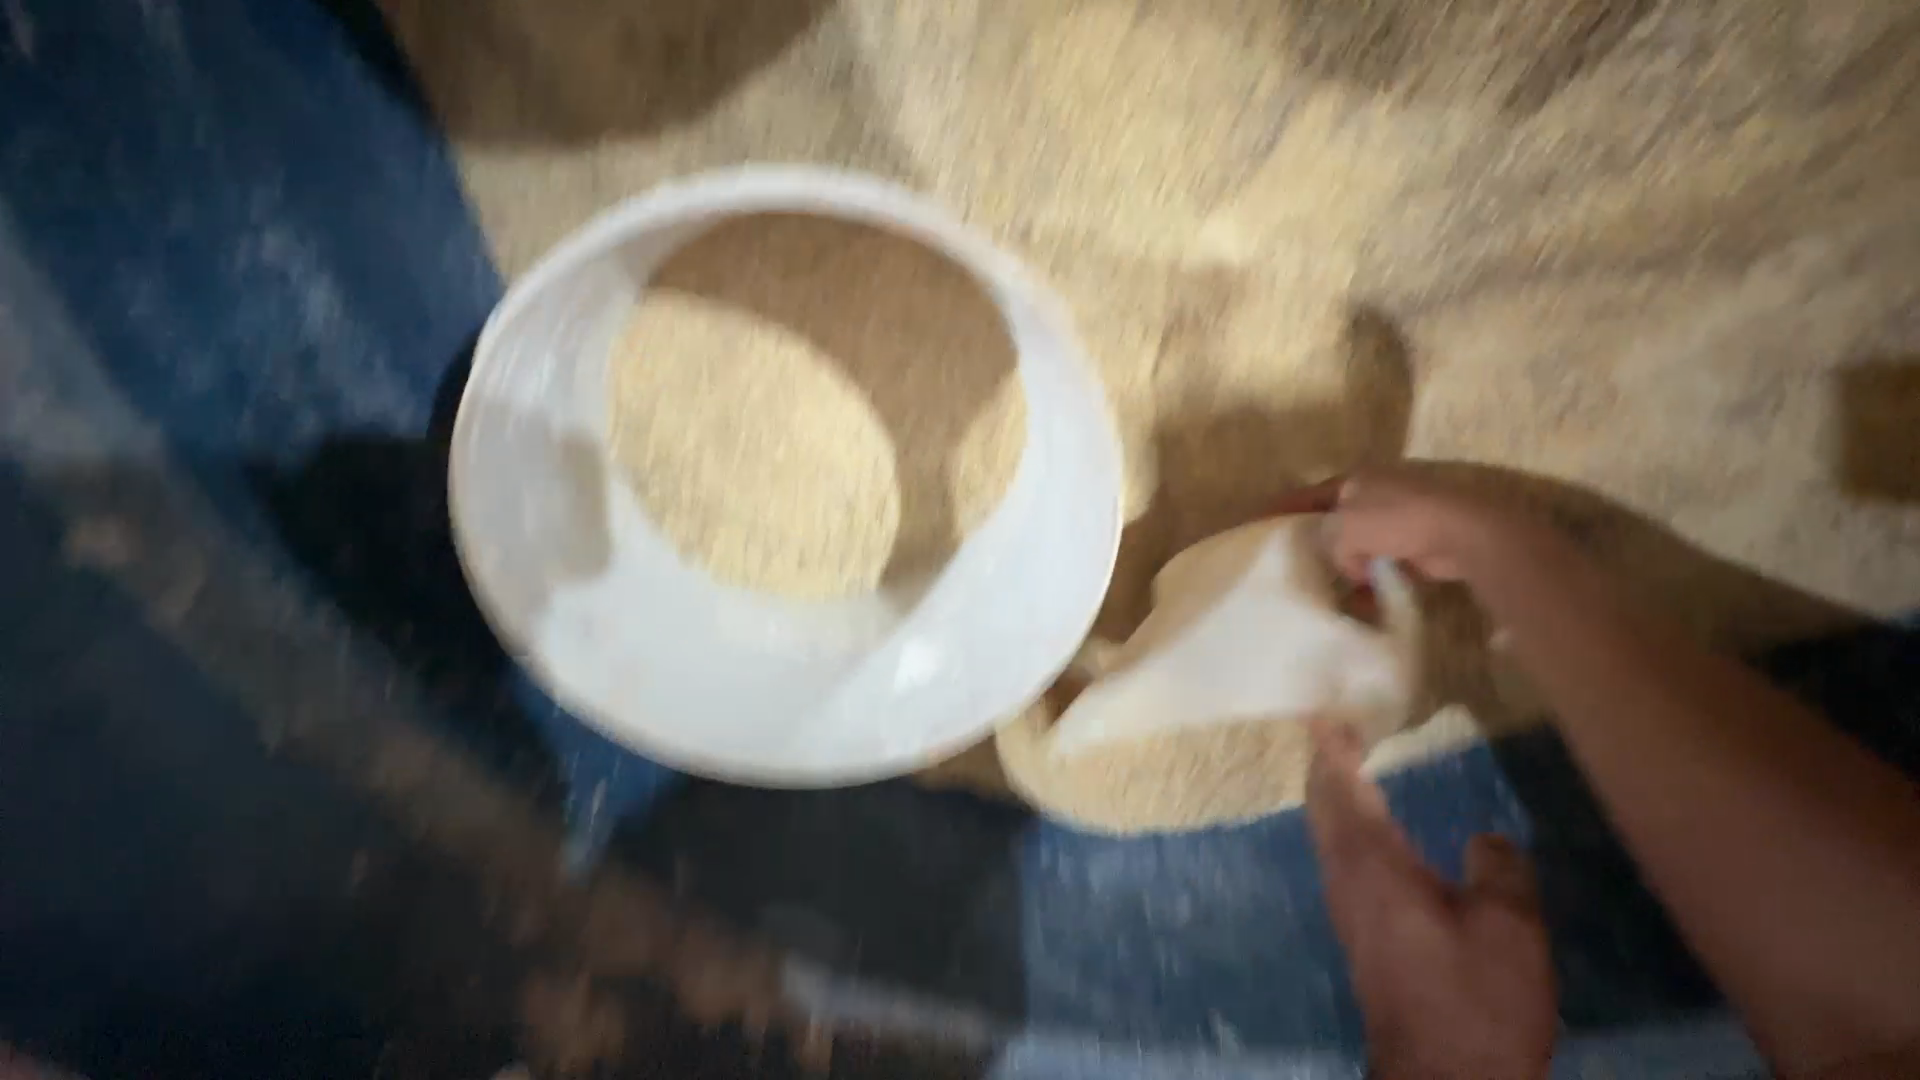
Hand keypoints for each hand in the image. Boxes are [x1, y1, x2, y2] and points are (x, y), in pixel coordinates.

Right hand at [1273, 471, 1560, 587]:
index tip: (1257, 521)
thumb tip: (1351, 565)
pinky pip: (1385, 565)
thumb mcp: (1344, 528)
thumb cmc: (1396, 520)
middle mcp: (1377, 494)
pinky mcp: (1420, 543)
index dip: (1283, 509)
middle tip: (1297, 562)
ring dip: (1349, 567)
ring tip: (1331, 589)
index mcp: (1356, 480)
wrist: (1462, 533)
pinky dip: (1375, 581)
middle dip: (1320, 543)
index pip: (1309, 495)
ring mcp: (1401, 518)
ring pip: (1360, 546)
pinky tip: (1363, 601)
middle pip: (1336, 521)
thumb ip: (1331, 544)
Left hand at [1307, 718, 1557, 1079]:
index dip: (1330, 746)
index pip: (1340, 785)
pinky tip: (1368, 827)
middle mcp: (1344, 873)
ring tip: (1351, 764)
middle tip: (1340, 728)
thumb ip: (1500, 871)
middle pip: (1321, 801)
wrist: (1441, 1076)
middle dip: (1325, 760)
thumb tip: (1487, 838)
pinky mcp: (1354, 924)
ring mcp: (1343, 900)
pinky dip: (1343, 820)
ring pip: (1325, 827)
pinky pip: (1337, 851)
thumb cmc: (1474, 1000)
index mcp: (1372, 861)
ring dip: (1332, 790)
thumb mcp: (1510, 931)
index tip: (1323, 712)